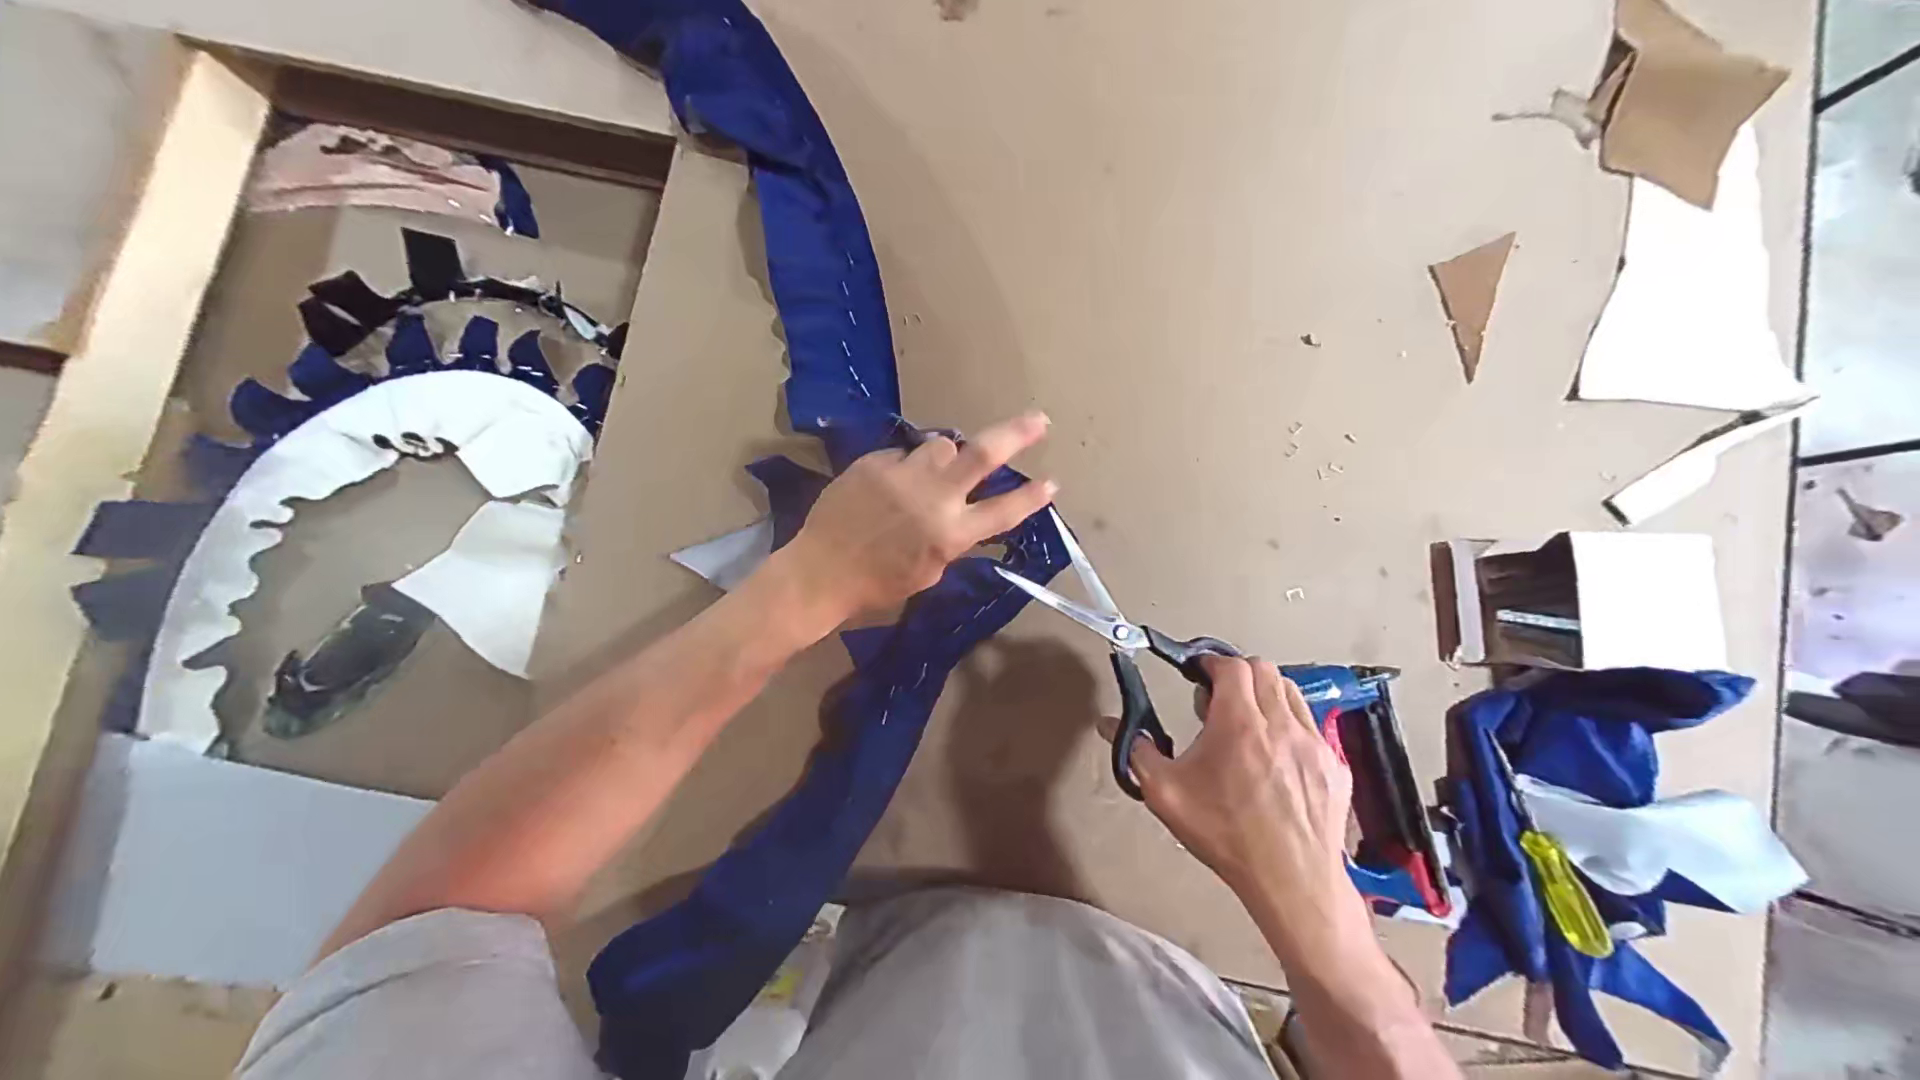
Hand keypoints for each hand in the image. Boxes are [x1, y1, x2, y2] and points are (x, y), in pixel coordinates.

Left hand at [779, 412, 1056, 622]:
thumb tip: (965, 517)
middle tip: (1038, 420)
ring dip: (945, 457)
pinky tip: (887, 488)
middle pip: (982, 453)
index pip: (1003, 511)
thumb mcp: (929, 571)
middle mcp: (933, 498)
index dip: (1032, 497)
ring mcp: (902, 475)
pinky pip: (902, 456)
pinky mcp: (875, 463)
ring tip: (930, 475)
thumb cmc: (878, 584)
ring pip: (940, 446)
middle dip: (1017, 433)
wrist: (821, 571)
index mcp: (951, 534)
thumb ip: (952, 540)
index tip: (1051, 482)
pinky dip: (904, 469)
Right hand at [1108, 656, 1357, 928]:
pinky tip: (1274, 749)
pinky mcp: (1333, 765)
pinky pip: (1311, 723)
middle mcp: (1281, 725)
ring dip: (1265, 693)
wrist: (1291, 881)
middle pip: (1263, 669)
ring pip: (1290, 690)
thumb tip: (1115, 729)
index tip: (1200, 670)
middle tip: (1217, 697)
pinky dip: (1290, 722)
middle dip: (1236, 673)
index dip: (1211, 662)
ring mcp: (1312, 744)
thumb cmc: (1233, 839)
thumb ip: (1136, 752)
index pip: (1231, 665)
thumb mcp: (1166, 794)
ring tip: (1245, 720)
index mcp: (1240, 724)